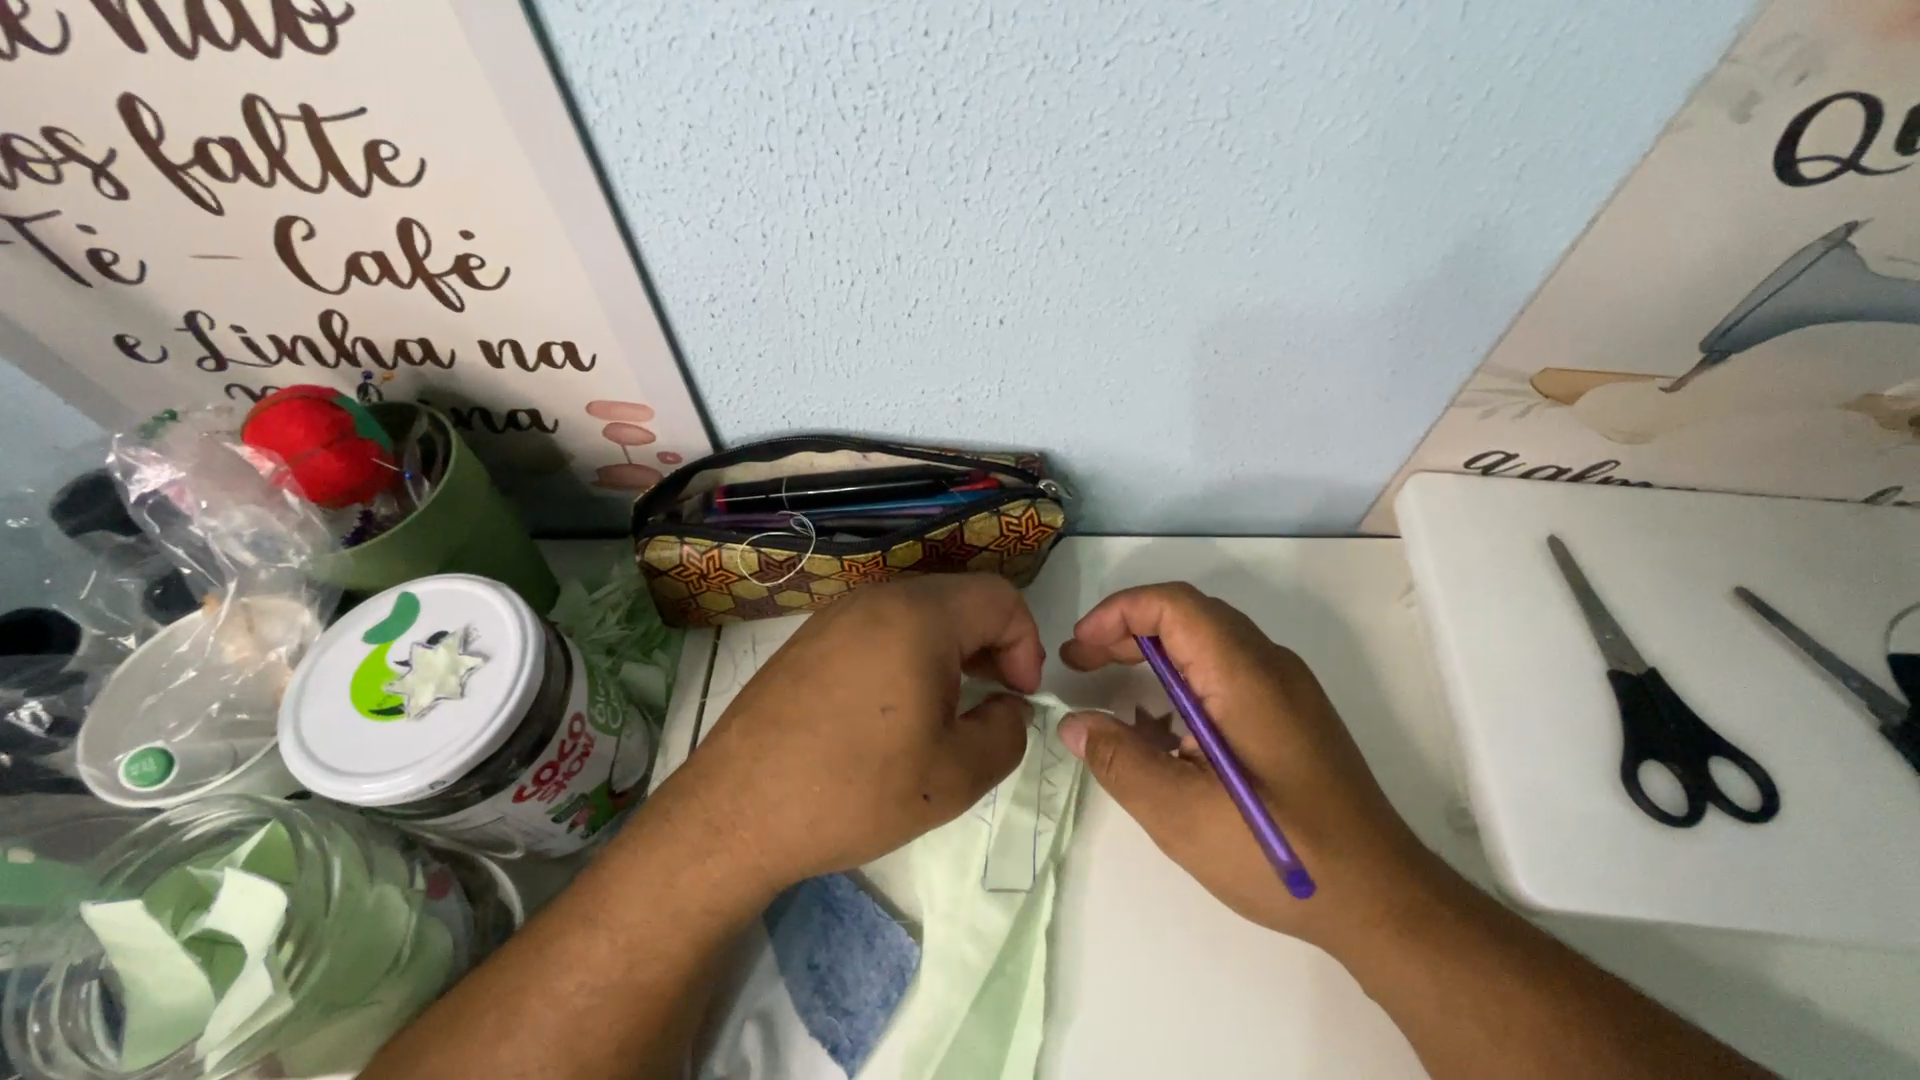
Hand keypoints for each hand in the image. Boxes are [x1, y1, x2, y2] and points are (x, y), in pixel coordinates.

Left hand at [660, 574, 1043, 895]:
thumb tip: (1007, 705)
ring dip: (948, 650)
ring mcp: (833, 616)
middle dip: (990, 644)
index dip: (1026, 644)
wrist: (736, 813)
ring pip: (916, 612)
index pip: (1000, 597)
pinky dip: (905, 655)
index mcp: (918, 617)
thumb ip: (1007, 731)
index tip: (1017, 697)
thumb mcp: (956, 776)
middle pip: (958, 598)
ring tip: (944, 709)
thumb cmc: (855, 791)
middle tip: (989, 701)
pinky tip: (892, 711)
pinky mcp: (806, 640)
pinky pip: (876, 629)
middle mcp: (875, 599)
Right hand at [1058, 583, 1442, 950]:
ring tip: (1111, 691)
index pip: (1174, 604)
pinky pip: (1228, 674)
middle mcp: (1271, 667)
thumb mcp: (1181, 814)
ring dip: (1155, 656)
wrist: (1383, 898)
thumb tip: (1075, 724)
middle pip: (1190, 617)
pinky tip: (1164, 731)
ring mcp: (1288, 691)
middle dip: (1128, 631)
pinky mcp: (1293, 718)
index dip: (1118, 613)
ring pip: (1209, 644)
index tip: (1078, 648)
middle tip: (1081, 665)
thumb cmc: (1280, 853)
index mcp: (1245, 675)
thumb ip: (1119, 761)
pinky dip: (1183, 682)